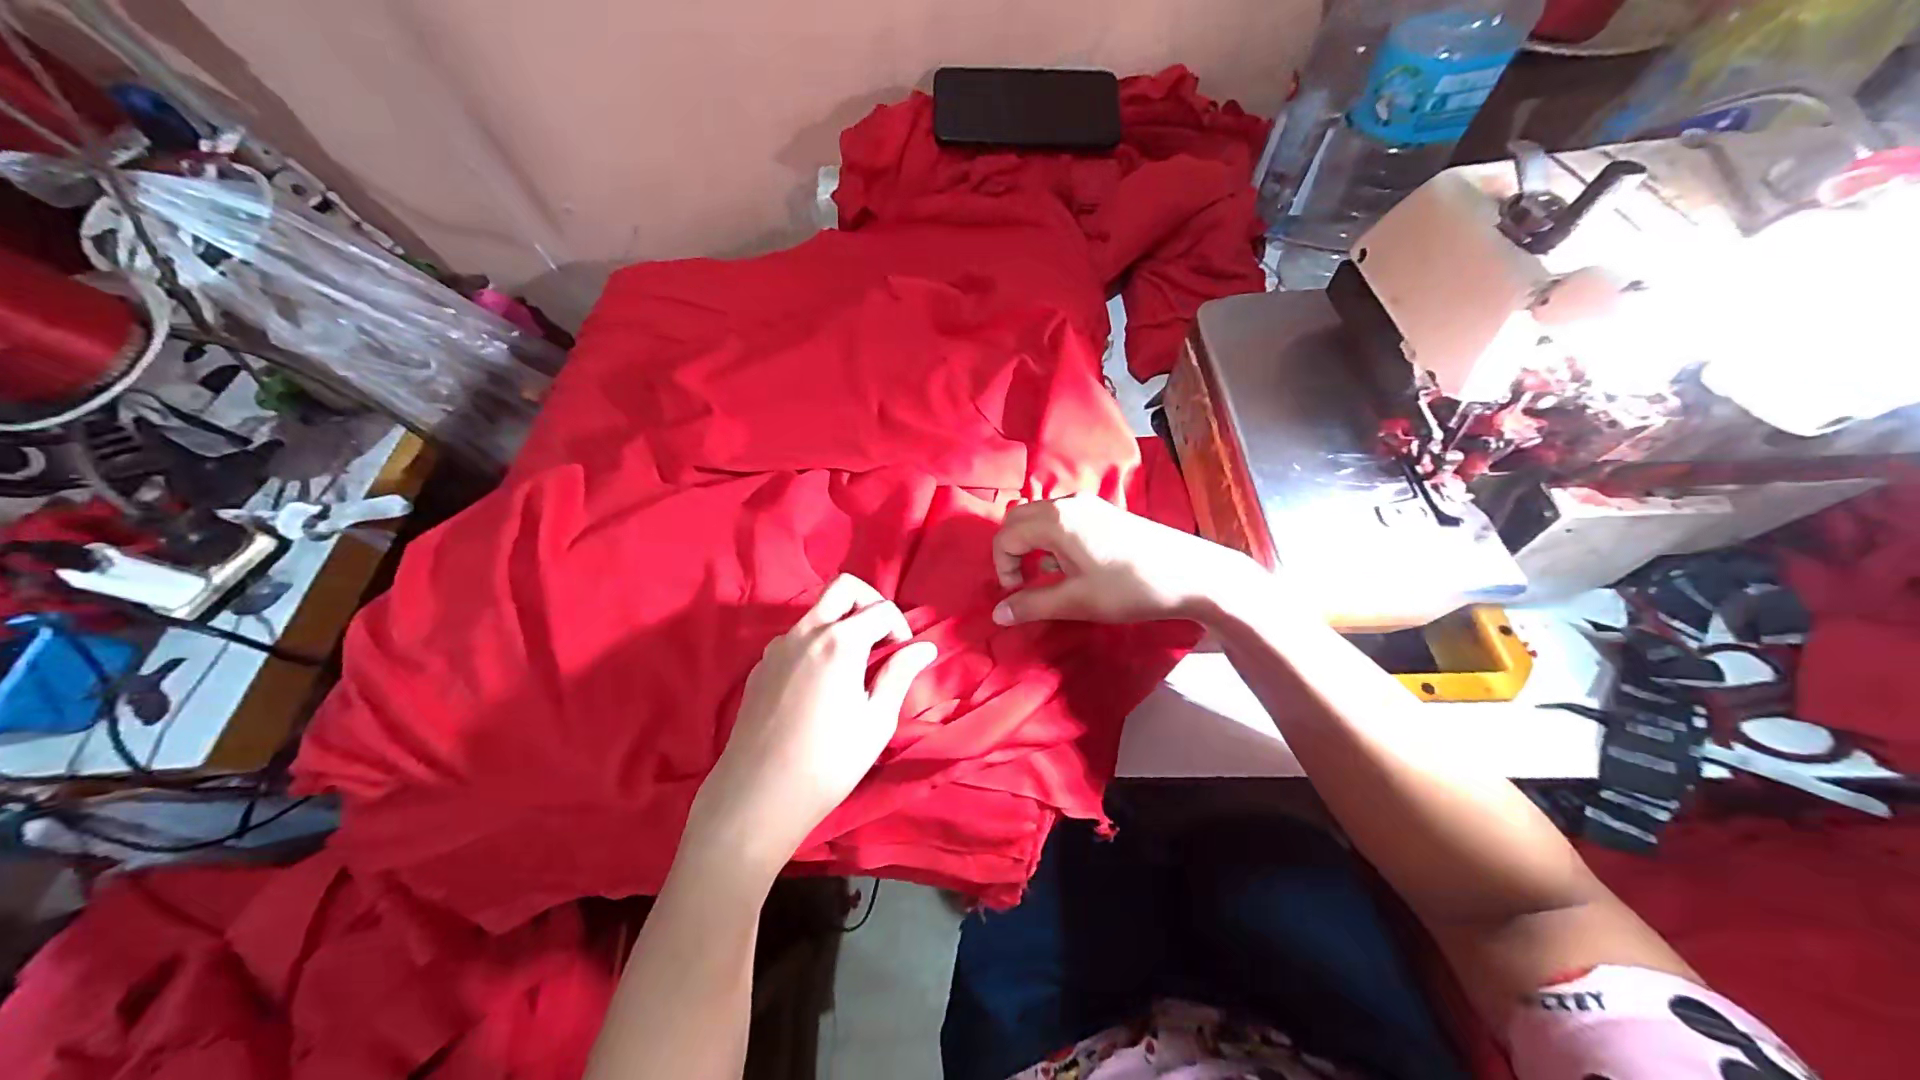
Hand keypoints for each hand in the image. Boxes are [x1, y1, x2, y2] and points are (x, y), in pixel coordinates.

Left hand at [688, 575, 937, 875]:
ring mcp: (777, 647)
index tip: (905, 655)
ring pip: (816, 611)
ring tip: (855, 665)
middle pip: (843, 588)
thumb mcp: (876, 721)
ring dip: (842, 622)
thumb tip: (924, 647)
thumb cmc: (828, 763)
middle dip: (870, 602)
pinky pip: (795, 638)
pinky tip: (823, 684)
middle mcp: (805, 632)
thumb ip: (899, 675)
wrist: (758, 796)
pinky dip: (817, 643)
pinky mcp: (760, 667)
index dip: (901, 627)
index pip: (881, 610)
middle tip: (882, 638)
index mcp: (839, 641)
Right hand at [990, 495, 1261, 625]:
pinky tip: (1074, 566)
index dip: (1003, 567)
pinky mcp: (1105, 512)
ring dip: (1033, 545)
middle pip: (1018, 518)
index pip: (1006, 536)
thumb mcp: (1077, 601)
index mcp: (1055, 520)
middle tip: (1025, 583)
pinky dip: (1052, 540)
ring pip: (1040, 517)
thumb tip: (997, 613)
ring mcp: (1089, 505)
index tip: (1018, 594)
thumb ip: (1032, 605)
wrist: (1192, 574)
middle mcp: (1068, 504)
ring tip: (1051, 577)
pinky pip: (1062, 519)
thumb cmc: (1130, 588)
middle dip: (1012, 551)